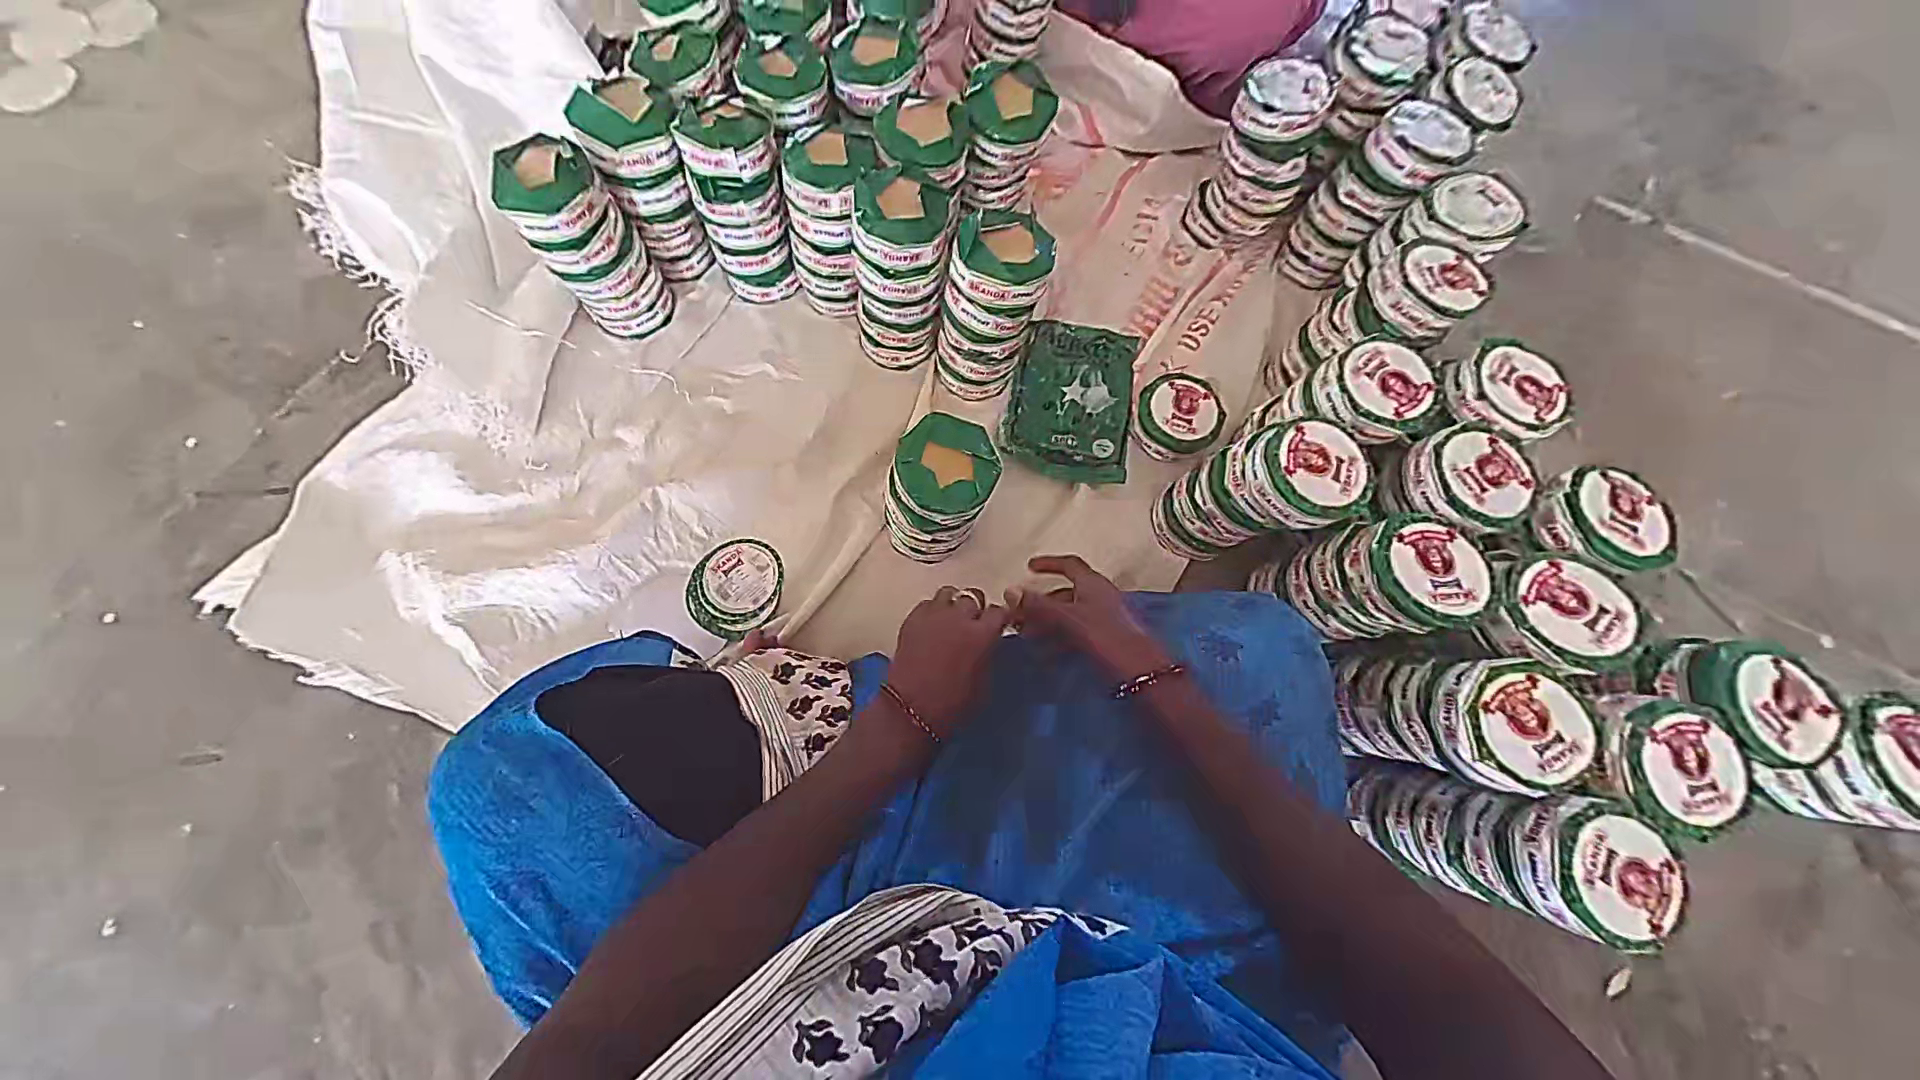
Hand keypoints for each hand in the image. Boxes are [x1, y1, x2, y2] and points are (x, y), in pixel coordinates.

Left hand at [886, 586, 1010, 735]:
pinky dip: (932, 611)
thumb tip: (987, 644)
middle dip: (975, 609)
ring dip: (953, 605)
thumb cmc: (954, 703)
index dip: (999, 618)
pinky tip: (931, 626)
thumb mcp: (984, 680)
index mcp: (982, 634)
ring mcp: (934, 614)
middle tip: (972, 624)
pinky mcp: (912, 618)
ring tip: (950, 620)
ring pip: (949, 593)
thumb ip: (987, 653)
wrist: (912, 707)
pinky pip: (927, 604)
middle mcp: (960, 616)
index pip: (999, 611)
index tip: (997, 625)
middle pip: (973, 597)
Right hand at [1008, 555, 1172, 679]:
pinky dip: (1060, 638)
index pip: (1069, 565)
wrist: (1142, 672)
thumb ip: (1040, 606)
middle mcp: (1100, 596)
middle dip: (1041, 603)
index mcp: (1093, 584)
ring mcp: (1105, 617)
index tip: (1029, 567)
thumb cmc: (1108, 638)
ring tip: (1029, 637)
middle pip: (1066, 593)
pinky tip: (1048, 654)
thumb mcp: (1069, 619)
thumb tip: (1011, 591)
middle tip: (1020, 615)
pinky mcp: (1108, 638)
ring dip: (1048, 623)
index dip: (1049, 564)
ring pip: (1070, 614)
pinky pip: (1077, 632)